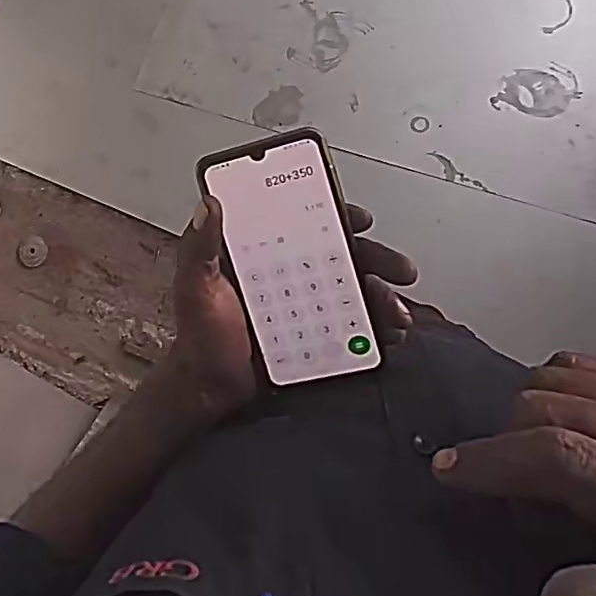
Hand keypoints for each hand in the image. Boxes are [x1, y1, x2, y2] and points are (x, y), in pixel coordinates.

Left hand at [161, 195, 418, 420]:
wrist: (210, 391)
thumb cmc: (199, 337)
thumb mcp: (194, 288)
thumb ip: (199, 248)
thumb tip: (208, 204)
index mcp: (261, 254)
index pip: (303, 222)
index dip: (335, 214)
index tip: (360, 218)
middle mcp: (288, 273)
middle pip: (340, 254)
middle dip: (376, 258)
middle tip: (401, 269)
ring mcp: (305, 305)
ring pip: (353, 290)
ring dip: (381, 296)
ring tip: (397, 313)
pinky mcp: (315, 335)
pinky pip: (352, 326)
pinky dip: (374, 329)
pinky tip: (388, 336)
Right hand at [432, 352, 595, 595]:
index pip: (569, 457)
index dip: (496, 461)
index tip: (451, 472)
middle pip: (554, 405)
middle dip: (510, 448)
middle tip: (521, 509)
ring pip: (561, 375)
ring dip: (530, 420)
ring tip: (550, 480)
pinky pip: (584, 367)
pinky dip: (556, 395)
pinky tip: (569, 440)